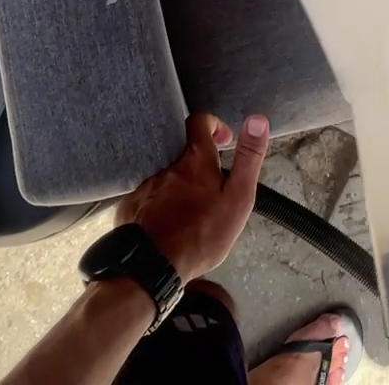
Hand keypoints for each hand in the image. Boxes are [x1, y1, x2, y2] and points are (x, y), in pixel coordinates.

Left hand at [114, 112, 269, 280]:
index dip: (214, 125)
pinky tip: (167, 220)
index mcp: (195, 158)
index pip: (200, 120)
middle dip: (195, 158)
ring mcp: (145, 184)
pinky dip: (159, 200)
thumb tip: (258, 119)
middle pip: (180, 147)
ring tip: (189, 205)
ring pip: (164, 172)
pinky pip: (147, 193)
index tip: (224, 141)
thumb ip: (248, 157)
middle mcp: (167, 163)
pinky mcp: (130, 204)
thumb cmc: (201, 234)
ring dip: (178, 181)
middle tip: (208, 179)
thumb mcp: (238, 197)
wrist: (152, 268)